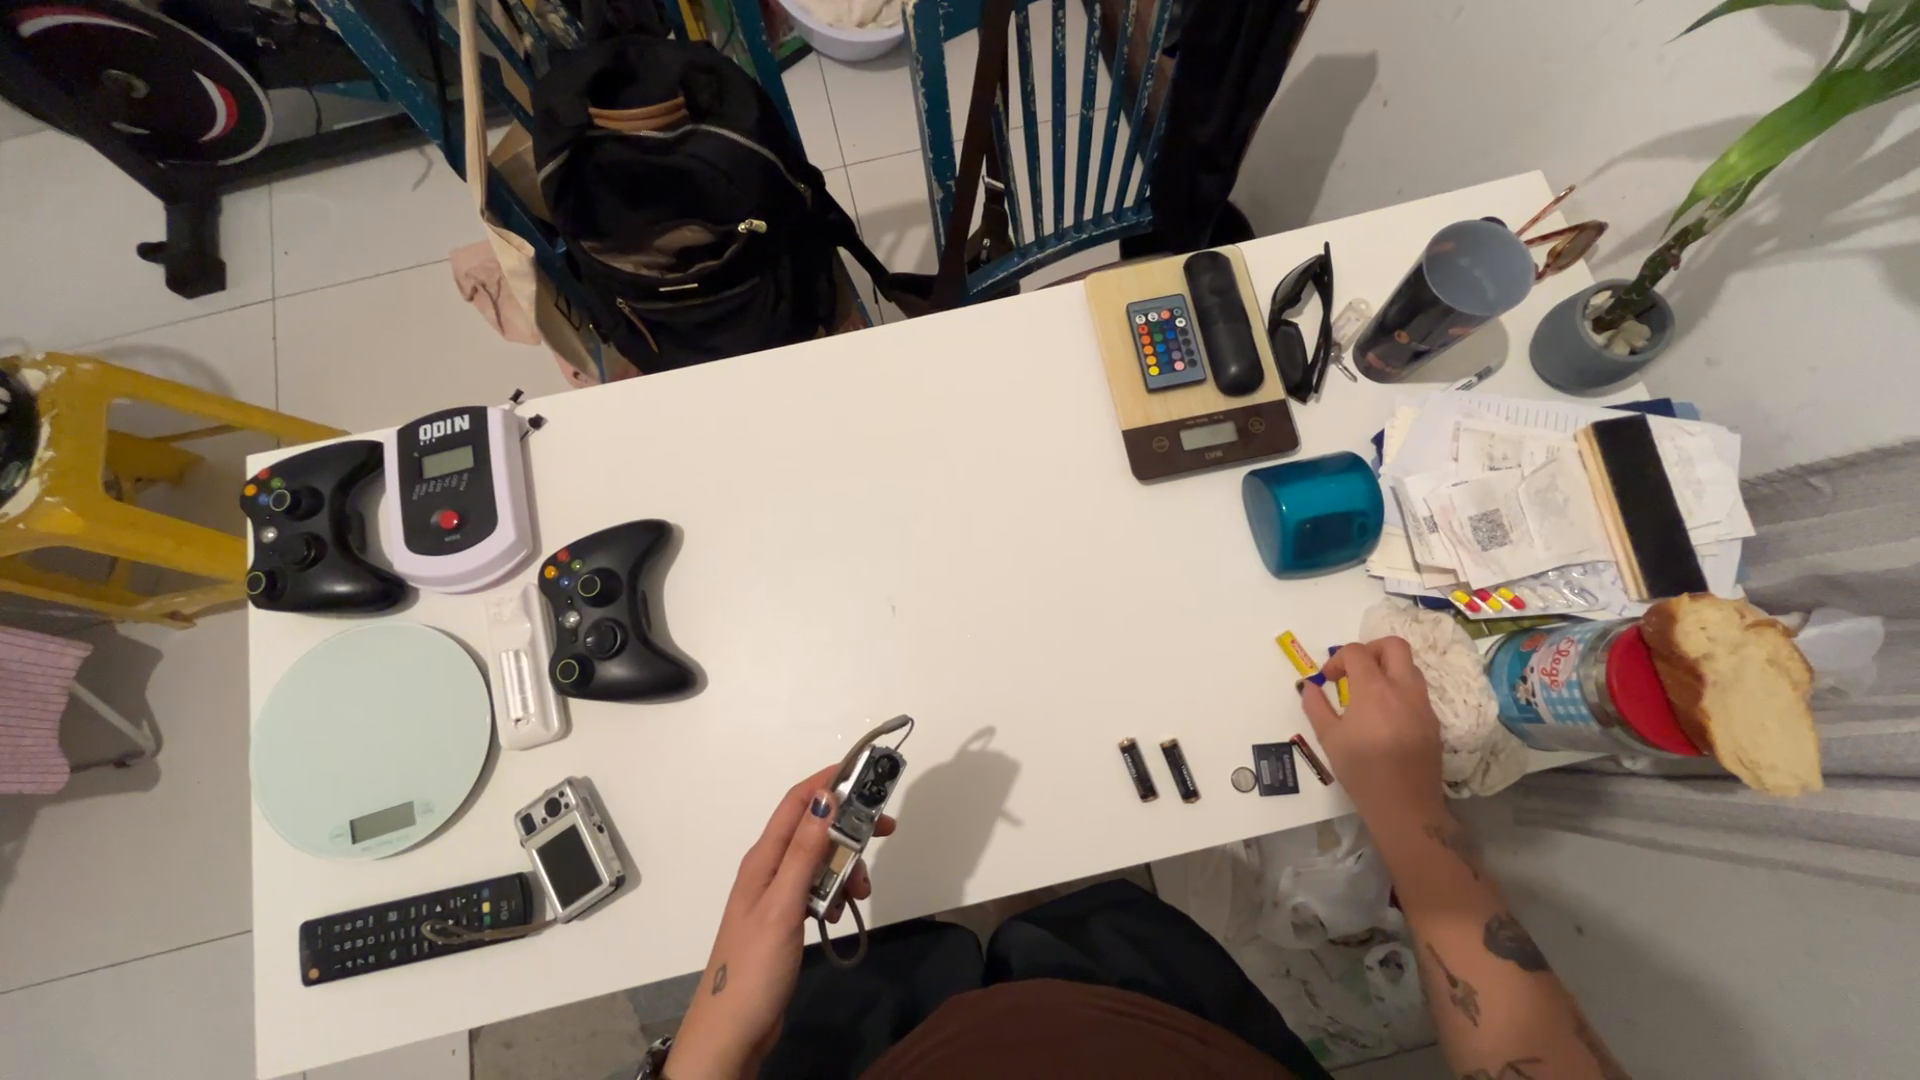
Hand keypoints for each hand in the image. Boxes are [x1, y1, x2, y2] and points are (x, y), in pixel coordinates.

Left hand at [667, 765, 895, 1079]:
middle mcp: (769, 866)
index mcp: (764, 857)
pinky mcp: (786, 916)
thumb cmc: (754, 966)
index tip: (866, 772)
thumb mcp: (783, 905)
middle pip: (815, 828)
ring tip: (860, 891)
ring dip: (846, 866)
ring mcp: (777, 892)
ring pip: (821, 859)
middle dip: (849, 827)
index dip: (829, 780)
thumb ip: (804, 851)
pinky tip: (843, 909)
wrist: (731, 1032)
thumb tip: (825, 796)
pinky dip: (836, 890)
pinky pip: (818, 886)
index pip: (798, 802)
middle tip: (884, 831)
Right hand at [1299, 637, 1446, 832]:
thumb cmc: (1361, 770)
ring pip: (1409, 667)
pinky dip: (1399, 690)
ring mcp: (1422, 704)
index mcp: (1373, 690)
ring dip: (1387, 669)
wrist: (1404, 805)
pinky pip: (1417, 691)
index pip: (1356, 652)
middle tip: (1354, 670)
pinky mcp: (1433, 721)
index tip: (1328, 679)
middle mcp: (1403, 689)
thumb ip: (1316, 705)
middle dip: (1370, 649)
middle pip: (1394, 646)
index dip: (1337, 659)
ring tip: (1368, 692)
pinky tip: (1384, 715)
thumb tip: (1310, 687)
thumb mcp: (1328, 737)